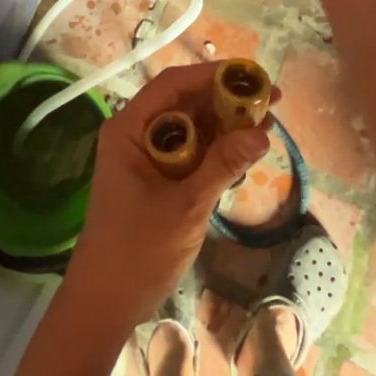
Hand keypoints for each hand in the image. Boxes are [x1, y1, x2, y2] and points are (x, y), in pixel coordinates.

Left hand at [66, 62, 276, 325]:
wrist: (106, 300)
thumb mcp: (186, 206)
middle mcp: (135, 133)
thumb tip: (262, 132)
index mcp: (129, 128)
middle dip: (226, 100)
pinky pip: (190, 151)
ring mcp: (145, 156)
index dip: (213, 75)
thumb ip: (222, 166)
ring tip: (266, 124)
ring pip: (190, 126)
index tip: (251, 76)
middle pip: (184, 102)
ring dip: (225, 124)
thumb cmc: (138, 250)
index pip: (173, 84)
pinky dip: (216, 149)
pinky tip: (244, 152)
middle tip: (270, 101)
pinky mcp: (156, 178)